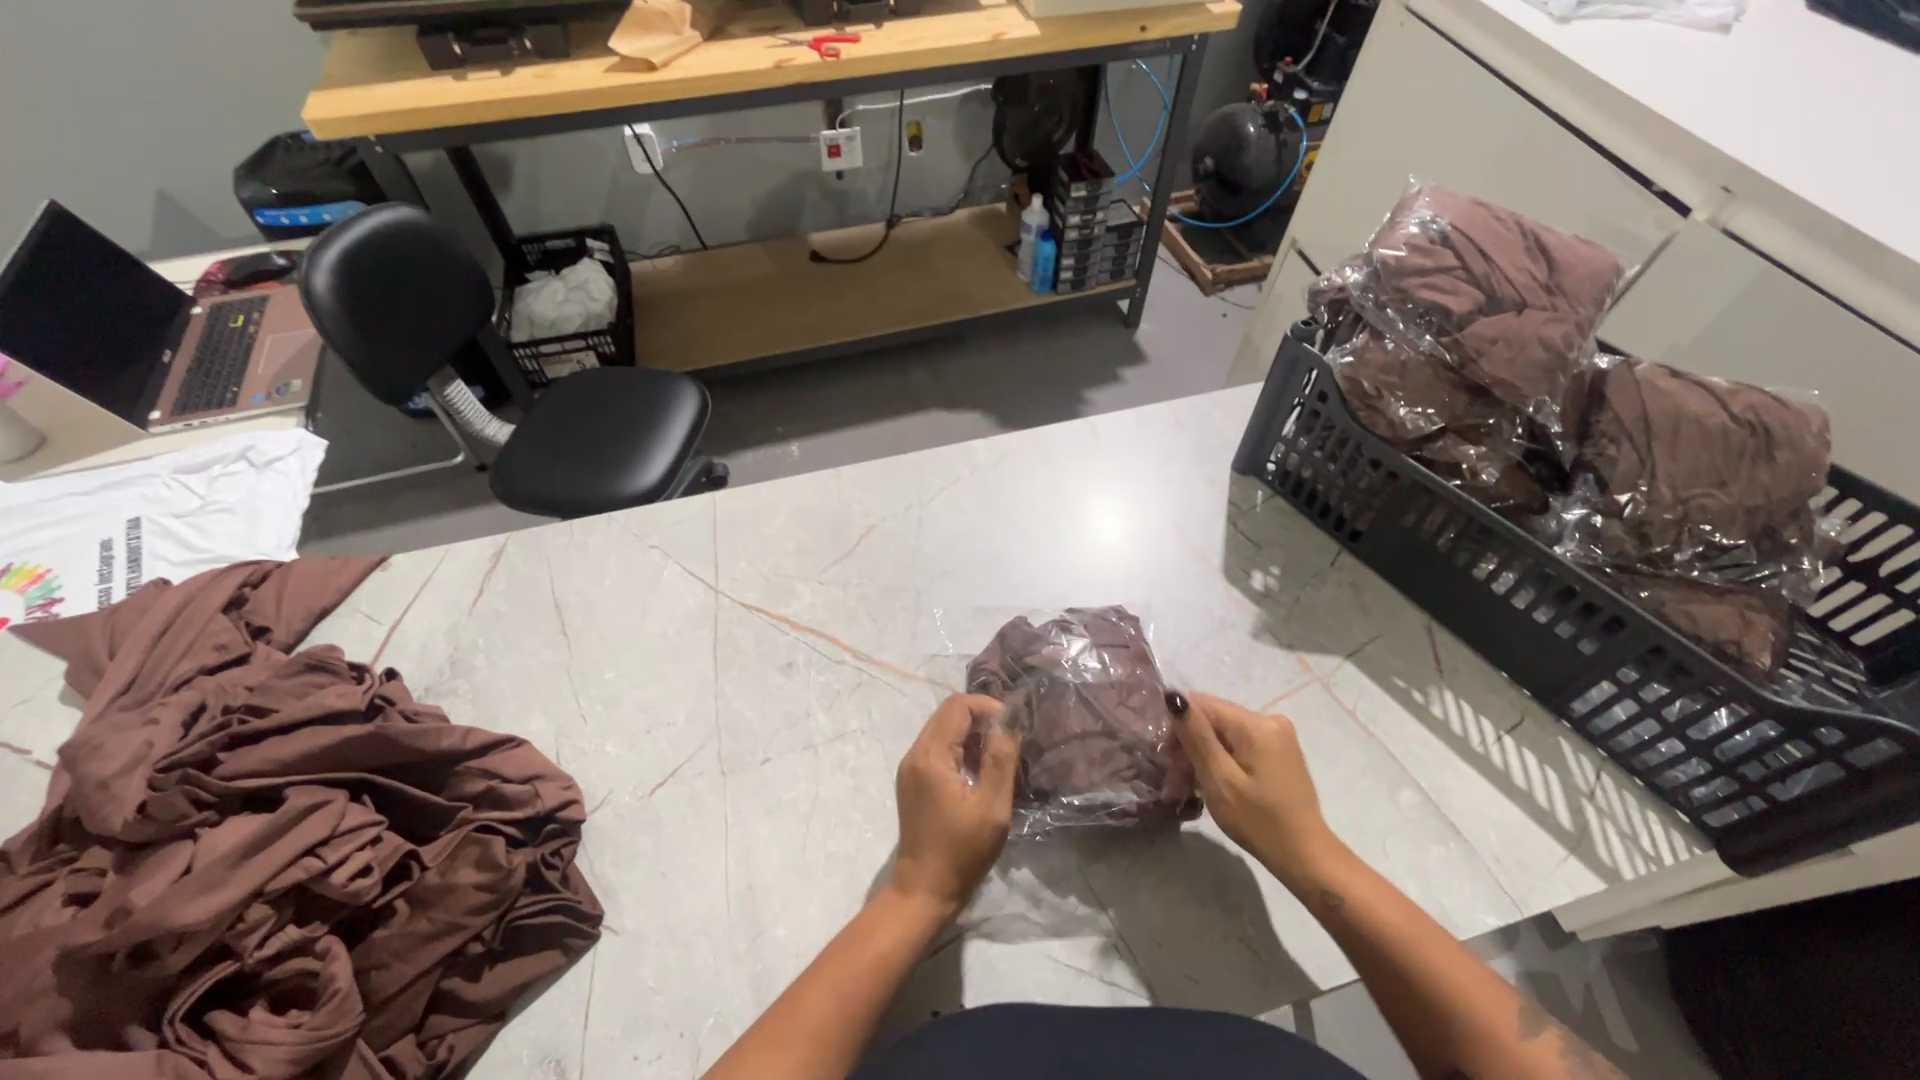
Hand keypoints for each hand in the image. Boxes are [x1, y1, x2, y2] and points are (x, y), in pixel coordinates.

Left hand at [888, 694, 1019, 915]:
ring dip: (973, 736)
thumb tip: (1009, 721)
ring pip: (944, 731)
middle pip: (949, 715)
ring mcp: (912, 768)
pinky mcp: (914, 782)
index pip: (958, 706)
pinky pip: (939, 750)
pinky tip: (982, 775)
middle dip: (982, 720)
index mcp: (930, 756)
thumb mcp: (992, 807)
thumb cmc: (962, 851)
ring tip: (1001, 759)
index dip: (988, 707)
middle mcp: (915, 754)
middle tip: (1011, 743)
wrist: (925, 890)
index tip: (1014, 728)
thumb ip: (1000, 759)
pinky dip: (962, 752)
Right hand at [1169, 691, 1342, 888]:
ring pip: (1225, 732)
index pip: (1202, 704)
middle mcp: (1269, 720)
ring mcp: (1278, 735)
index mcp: (1256, 724)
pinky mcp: (1280, 751)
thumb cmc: (1258, 821)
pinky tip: (1215, 782)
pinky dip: (1223, 759)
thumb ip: (1196, 736)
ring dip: (1204, 754)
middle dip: (1190, 743)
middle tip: (1177, 779)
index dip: (1178, 726)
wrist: (1303, 854)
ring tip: (1192, 785)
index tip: (1169, 760)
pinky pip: (1241, 743)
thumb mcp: (1220, 780)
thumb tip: (1173, 696)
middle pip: (1214, 717)